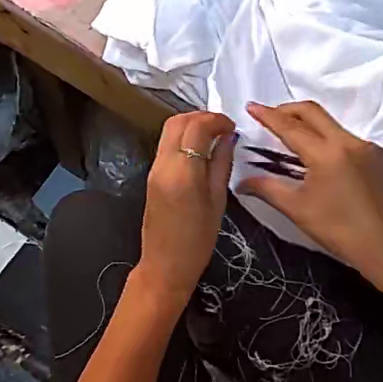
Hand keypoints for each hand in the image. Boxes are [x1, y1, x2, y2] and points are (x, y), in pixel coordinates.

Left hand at [135, 111, 236, 301]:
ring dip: (191, 125)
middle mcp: (163, 165)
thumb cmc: (197, 240)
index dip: (216, 120)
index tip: (232, 128)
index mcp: (183, 172)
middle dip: (201, 117)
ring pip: (168, 131)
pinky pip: (166, 146)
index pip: (196, 126)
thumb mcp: (218, 201)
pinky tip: (200, 150)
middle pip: (177, 121)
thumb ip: (221, 164)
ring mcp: (154, 169)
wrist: (165, 264)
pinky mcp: (151, 176)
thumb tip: (228, 139)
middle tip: (222, 127)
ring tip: (213, 137)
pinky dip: (183, 139)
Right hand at [238, 101, 382, 285]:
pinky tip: (319, 157)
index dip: (268, 115)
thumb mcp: (296, 209)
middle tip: (269, 115)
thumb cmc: (338, 229)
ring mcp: (367, 148)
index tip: (251, 106)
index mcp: (327, 153)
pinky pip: (347, 138)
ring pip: (331, 124)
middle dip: (288, 110)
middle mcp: (349, 142)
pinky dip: (328, 140)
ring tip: (290, 137)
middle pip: (313, 113)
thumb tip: (242, 183)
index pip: (290, 127)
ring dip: (308, 124)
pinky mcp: (378, 157)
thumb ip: (267, 188)